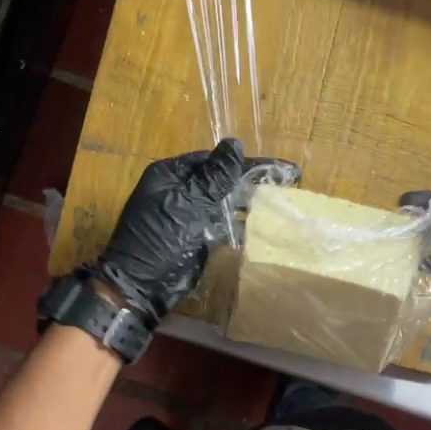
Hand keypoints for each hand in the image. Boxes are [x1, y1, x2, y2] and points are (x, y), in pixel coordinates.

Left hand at [88, 139, 297, 321]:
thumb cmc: (161, 239)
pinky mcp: (197, 235)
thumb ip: (214, 176)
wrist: (142, 285)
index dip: (246, 162)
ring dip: (250, 200)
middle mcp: (180, 189)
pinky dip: (241, 221)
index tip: (278, 166)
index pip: (214, 160)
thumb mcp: (187, 203)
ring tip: (282, 198)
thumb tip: (235, 144)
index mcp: (172, 174)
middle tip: (288, 179)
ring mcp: (189, 213)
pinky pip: (223, 222)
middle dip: (252, 179)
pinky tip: (265, 221)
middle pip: (222, 179)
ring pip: (224, 201)